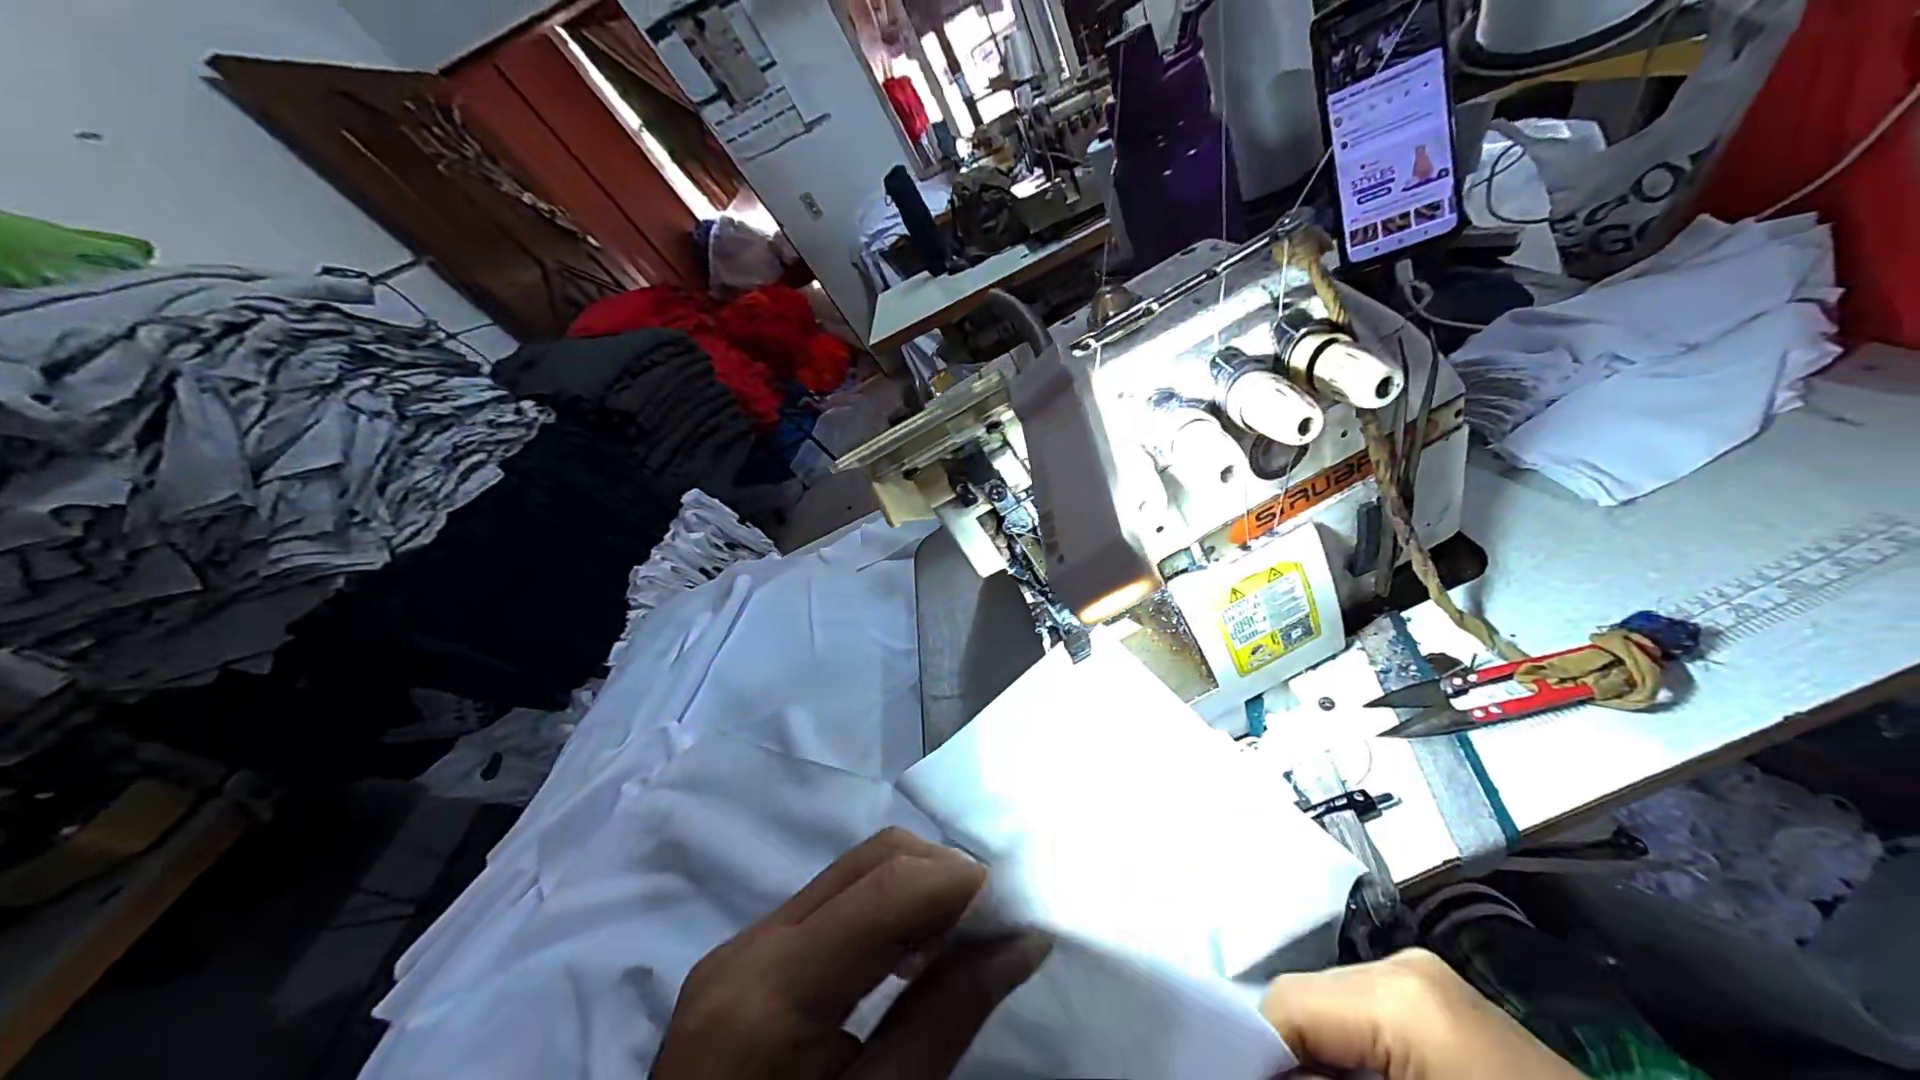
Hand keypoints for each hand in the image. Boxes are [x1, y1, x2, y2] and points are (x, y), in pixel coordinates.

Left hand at [653, 828, 1048, 1079]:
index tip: (1020, 905)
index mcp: (771, 991)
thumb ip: (944, 1020)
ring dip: (916, 887)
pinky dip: (882, 908)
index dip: (962, 881)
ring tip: (961, 940)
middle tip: (996, 925)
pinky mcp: (741, 956)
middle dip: (943, 875)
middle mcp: (749, 944)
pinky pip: (828, 901)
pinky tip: (908, 954)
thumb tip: (1020, 942)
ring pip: (850, 871)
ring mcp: (739, 945)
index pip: (885, 888)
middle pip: (869, 859)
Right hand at [1262, 948, 1583, 1079]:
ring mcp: (1426, 979)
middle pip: (1305, 1000)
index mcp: (1396, 990)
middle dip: (1292, 1054)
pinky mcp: (1441, 1003)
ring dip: (1320, 1056)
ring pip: (1331, 1007)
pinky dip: (1352, 1052)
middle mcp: (1403, 965)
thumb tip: (1266, 1074)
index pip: (1282, 1005)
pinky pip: (1366, 1016)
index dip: (1259, 1057)